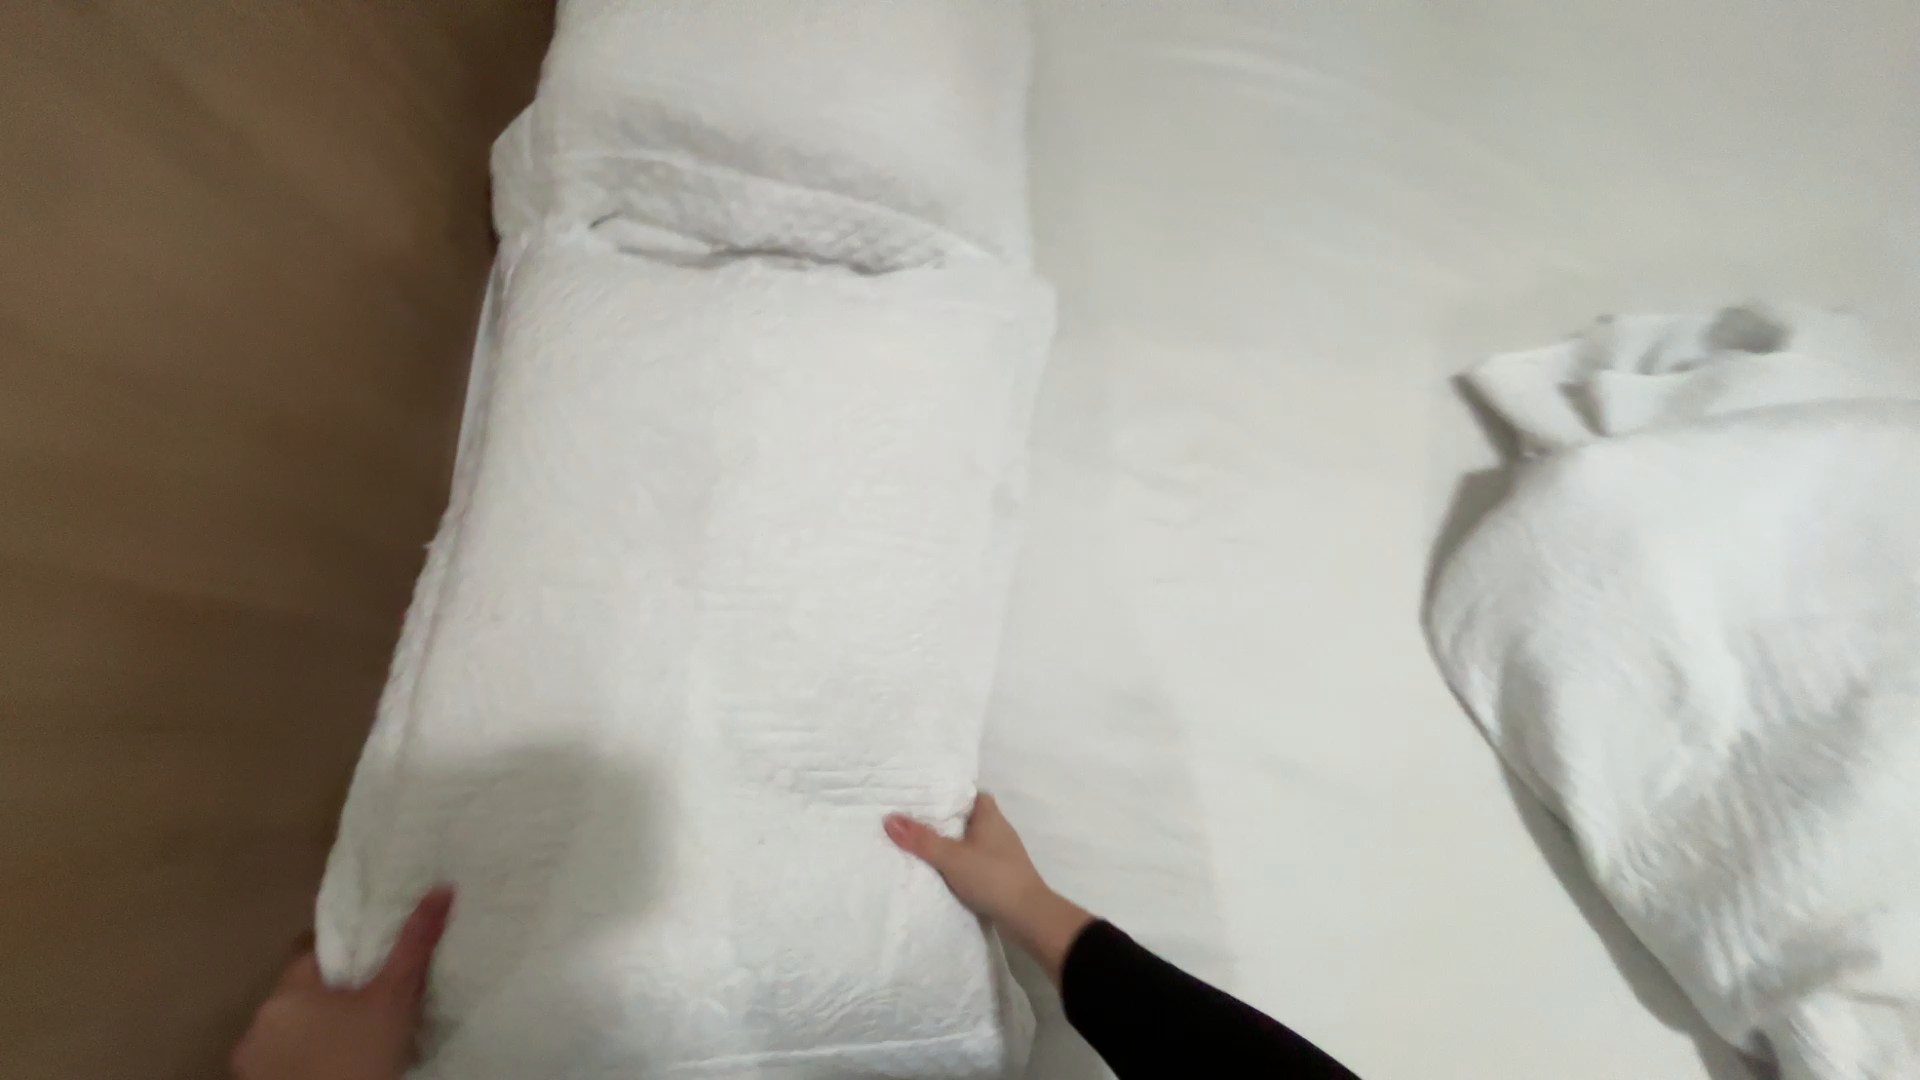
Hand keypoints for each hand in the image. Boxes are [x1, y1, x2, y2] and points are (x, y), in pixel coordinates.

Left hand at [231, 889, 452, 1079]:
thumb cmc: (363, 1052)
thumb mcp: (396, 994)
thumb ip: (414, 942)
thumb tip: (441, 888)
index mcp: (285, 993)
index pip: (316, 953)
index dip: (349, 952)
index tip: (377, 961)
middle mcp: (256, 1024)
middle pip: (304, 990)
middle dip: (337, 990)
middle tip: (377, 995)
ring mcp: (250, 1064)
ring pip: (293, 1025)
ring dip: (320, 1023)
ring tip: (361, 1028)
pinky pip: (285, 1057)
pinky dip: (309, 1052)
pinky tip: (340, 1059)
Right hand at [885, 794, 1092, 985]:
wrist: (1028, 916)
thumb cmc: (991, 876)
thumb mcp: (951, 857)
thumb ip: (921, 840)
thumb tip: (889, 818)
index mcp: (990, 815)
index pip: (970, 793)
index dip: (950, 794)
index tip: (926, 798)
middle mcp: (999, 828)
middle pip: (969, 816)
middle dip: (946, 820)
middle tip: (917, 822)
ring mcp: (1002, 853)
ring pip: (972, 840)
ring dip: (954, 843)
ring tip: (924, 845)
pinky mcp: (1002, 874)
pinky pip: (976, 860)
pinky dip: (962, 862)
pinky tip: (945, 871)